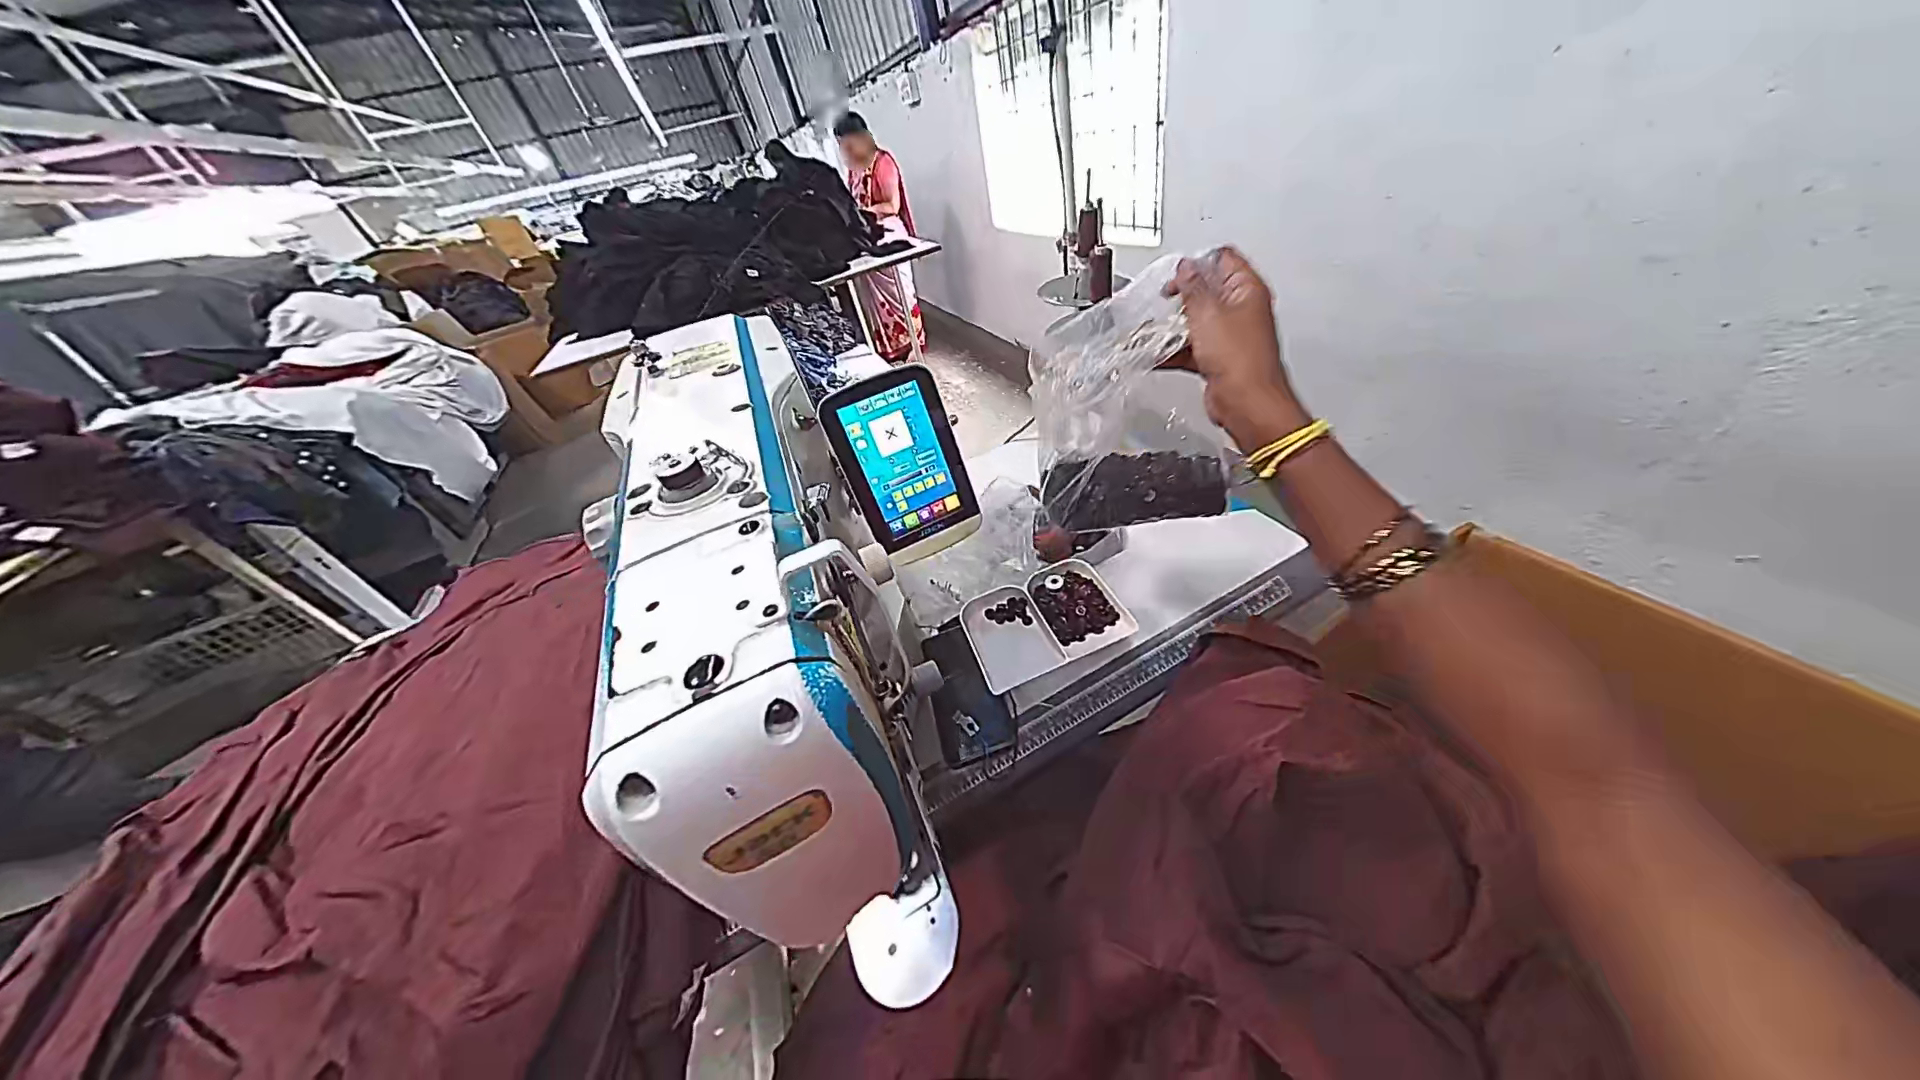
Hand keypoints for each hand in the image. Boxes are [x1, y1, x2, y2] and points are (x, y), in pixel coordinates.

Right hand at [1161, 248, 1309, 446]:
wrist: (1245, 402)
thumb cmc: (1241, 361)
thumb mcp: (1207, 313)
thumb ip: (1193, 288)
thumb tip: (1185, 268)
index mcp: (1247, 290)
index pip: (1223, 259)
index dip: (1197, 263)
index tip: (1176, 276)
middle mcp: (1241, 310)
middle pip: (1207, 291)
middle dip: (1182, 297)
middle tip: (1167, 301)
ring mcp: (1230, 335)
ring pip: (1197, 321)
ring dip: (1175, 326)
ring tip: (1156, 330)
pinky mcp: (1218, 358)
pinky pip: (1192, 348)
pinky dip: (1175, 351)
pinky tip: (1159, 356)